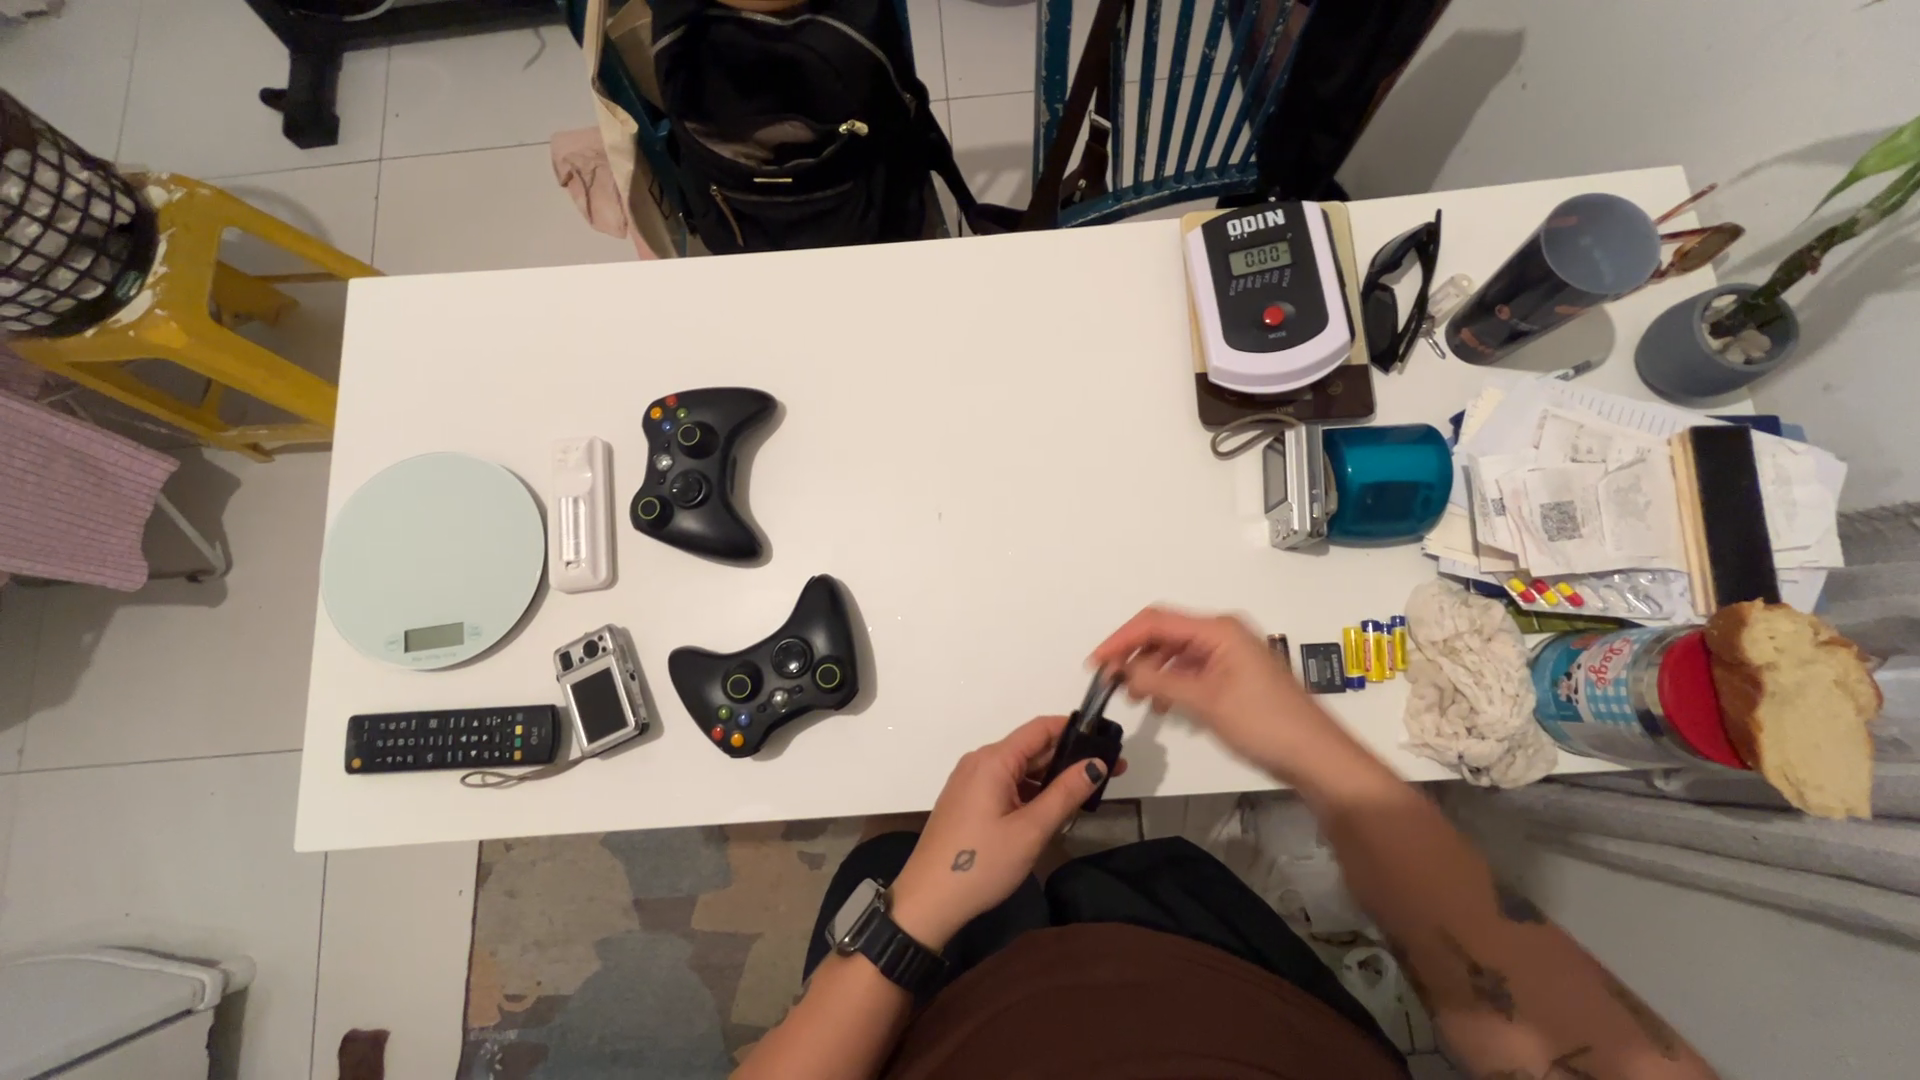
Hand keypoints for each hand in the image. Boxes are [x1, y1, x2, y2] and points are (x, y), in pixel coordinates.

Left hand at [888, 716, 1123, 949]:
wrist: (928, 902)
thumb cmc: (981, 864)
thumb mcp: (1030, 830)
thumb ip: (1065, 793)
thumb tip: (1097, 764)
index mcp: (993, 760)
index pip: (1040, 728)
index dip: (1075, 729)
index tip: (1107, 740)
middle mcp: (980, 762)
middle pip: (1031, 748)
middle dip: (1069, 757)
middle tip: (1111, 772)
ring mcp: (971, 782)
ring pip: (1020, 769)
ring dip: (1051, 777)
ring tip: (1088, 792)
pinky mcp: (968, 802)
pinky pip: (1006, 785)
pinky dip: (1032, 791)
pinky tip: (1053, 808)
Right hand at [1089, 606, 1339, 777]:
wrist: (1318, 758)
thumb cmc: (1264, 724)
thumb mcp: (1203, 701)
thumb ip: (1156, 680)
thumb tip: (1118, 668)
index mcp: (1218, 629)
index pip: (1155, 622)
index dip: (1121, 639)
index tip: (1096, 664)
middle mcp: (1223, 634)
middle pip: (1165, 634)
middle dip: (1135, 655)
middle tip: (1113, 684)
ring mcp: (1231, 655)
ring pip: (1177, 653)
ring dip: (1152, 671)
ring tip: (1138, 698)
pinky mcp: (1235, 676)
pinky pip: (1192, 670)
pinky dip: (1172, 683)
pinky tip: (1164, 705)